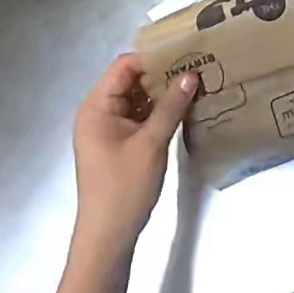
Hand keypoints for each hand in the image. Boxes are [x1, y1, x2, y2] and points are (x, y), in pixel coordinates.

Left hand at [72, 55, 197, 251]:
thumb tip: (190, 75)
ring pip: (137, 99)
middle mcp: (98, 112)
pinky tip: (183, 110)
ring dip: (162, 94)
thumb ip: (170, 107)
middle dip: (161, 75)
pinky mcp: (118, 143)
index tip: (185, 56)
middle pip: (131, 80)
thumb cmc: (124, 188)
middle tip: (197, 70)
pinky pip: (139, 117)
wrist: (108, 236)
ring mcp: (108, 128)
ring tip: (195, 87)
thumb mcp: (151, 144)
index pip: (124, 67)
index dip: (153, 58)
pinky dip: (158, 112)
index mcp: (96, 107)